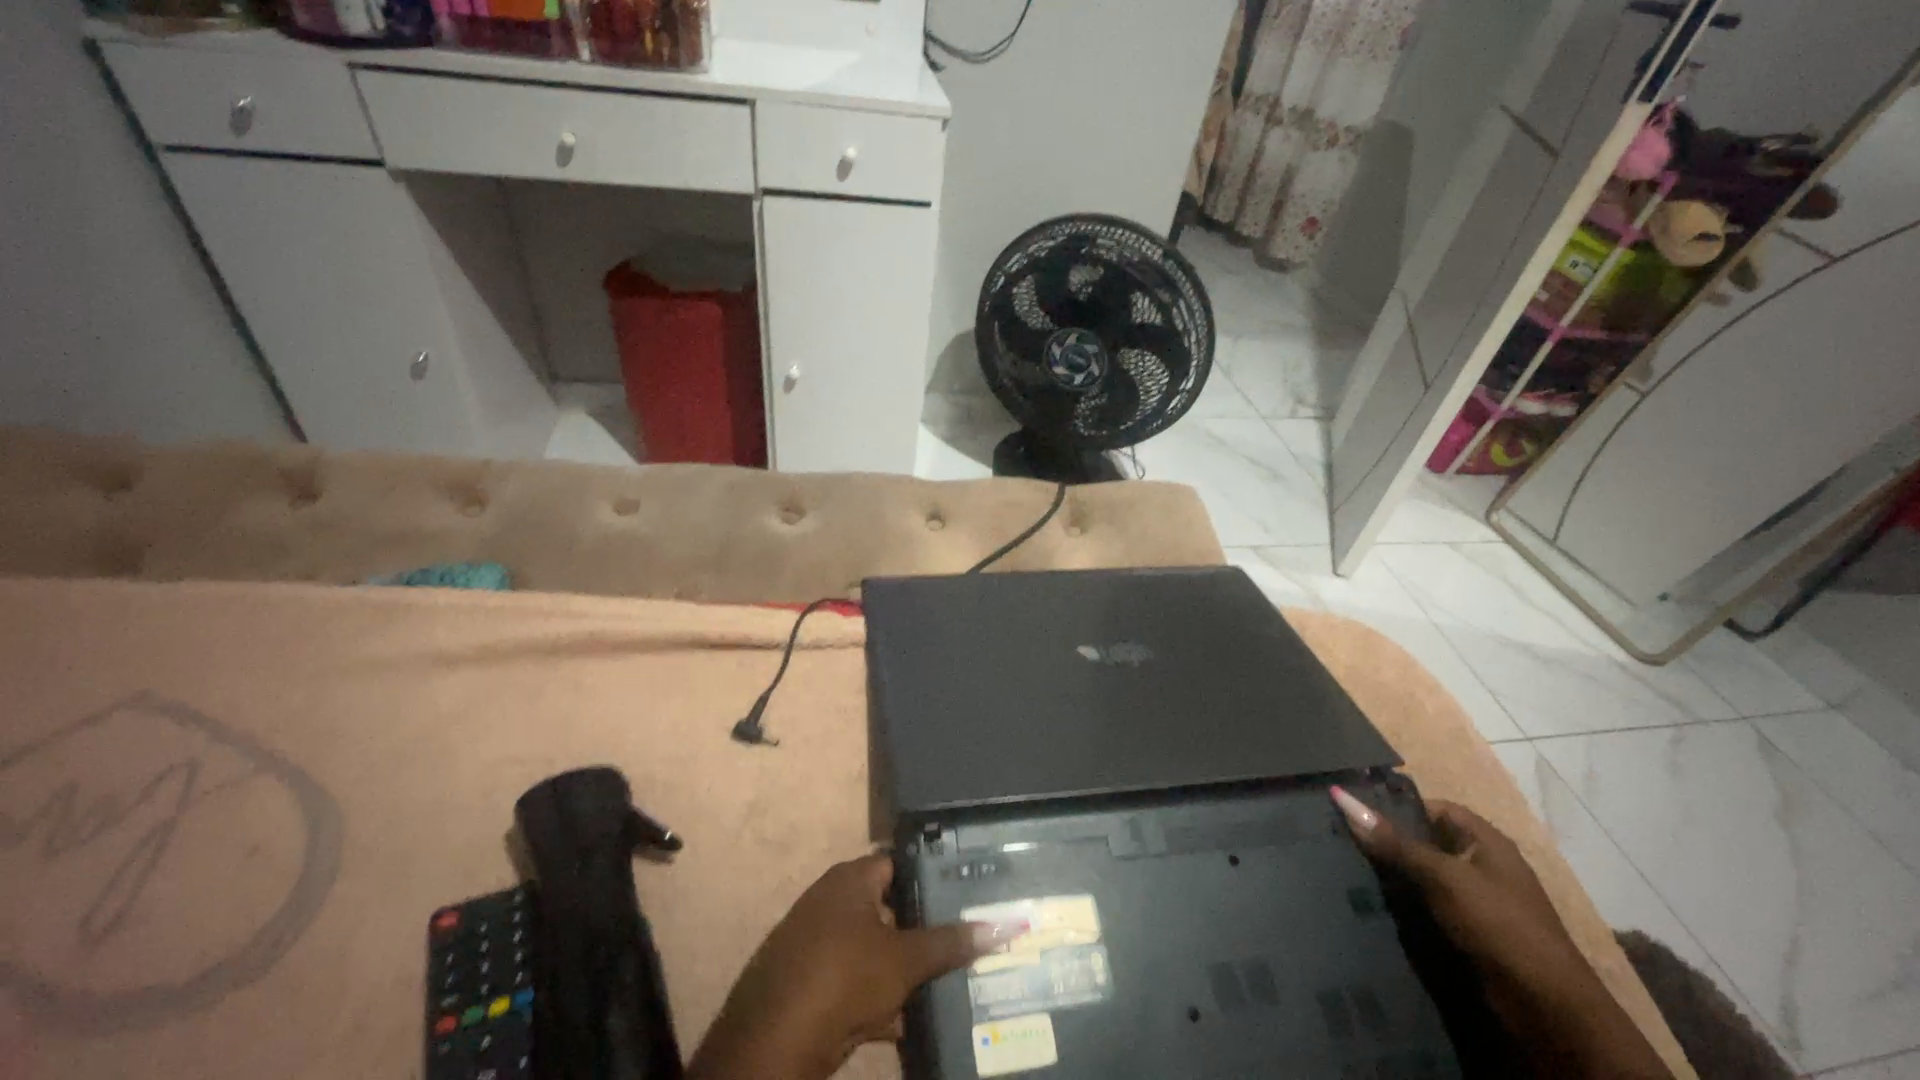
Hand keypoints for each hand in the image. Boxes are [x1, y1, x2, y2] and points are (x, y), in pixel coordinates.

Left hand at [688, 853, 1023, 1079]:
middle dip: (925, 928)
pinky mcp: (813, 986)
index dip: (933, 873)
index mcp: (848, 880)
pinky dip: (883, 1001)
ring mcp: (818, 946)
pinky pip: (859, 985)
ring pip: (876, 952)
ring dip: (906, 971)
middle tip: (970, 937)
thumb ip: (951, 942)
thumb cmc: (844, 976)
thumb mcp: (906, 959)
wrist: (776, 1041)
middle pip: (890, 908)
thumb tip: (1004, 926)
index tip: (970, 887)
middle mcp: (830, 903)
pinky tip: (914, 1018)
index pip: (899, 862)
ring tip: (954, 980)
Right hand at [1329, 787, 1583, 989]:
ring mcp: (1474, 900)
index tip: (1353, 810)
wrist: (1542, 1002)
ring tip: (1342, 867)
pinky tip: (1368, 904)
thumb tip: (1343, 798)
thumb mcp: (1443, 876)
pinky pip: (1425, 906)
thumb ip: (1395, 843)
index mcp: (1485, 841)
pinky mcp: (1465, 931)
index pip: (1434, 808)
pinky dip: (1401, 904)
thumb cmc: (1497, 923)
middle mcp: (1480, 864)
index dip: (1397, 806)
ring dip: (1390, 875)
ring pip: (1422, 876)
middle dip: (1386, 842)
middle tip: (1338, 838)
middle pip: (1425, 842)